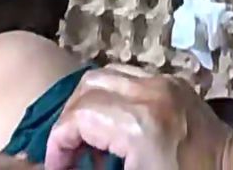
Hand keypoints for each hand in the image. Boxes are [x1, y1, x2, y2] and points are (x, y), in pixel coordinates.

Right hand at [45, 66, 232, 169]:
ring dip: (92, 102)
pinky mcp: (175, 81)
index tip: (57, 167)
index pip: (80, 112)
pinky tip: (116, 128)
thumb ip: (98, 168)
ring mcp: (164, 81)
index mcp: (139, 122)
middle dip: (71, 116)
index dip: (59, 139)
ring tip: (90, 141)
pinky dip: (113, 95)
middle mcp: (150, 90)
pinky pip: (132, 76)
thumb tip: (68, 164)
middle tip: (69, 153)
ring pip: (110, 73)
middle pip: (90, 83)